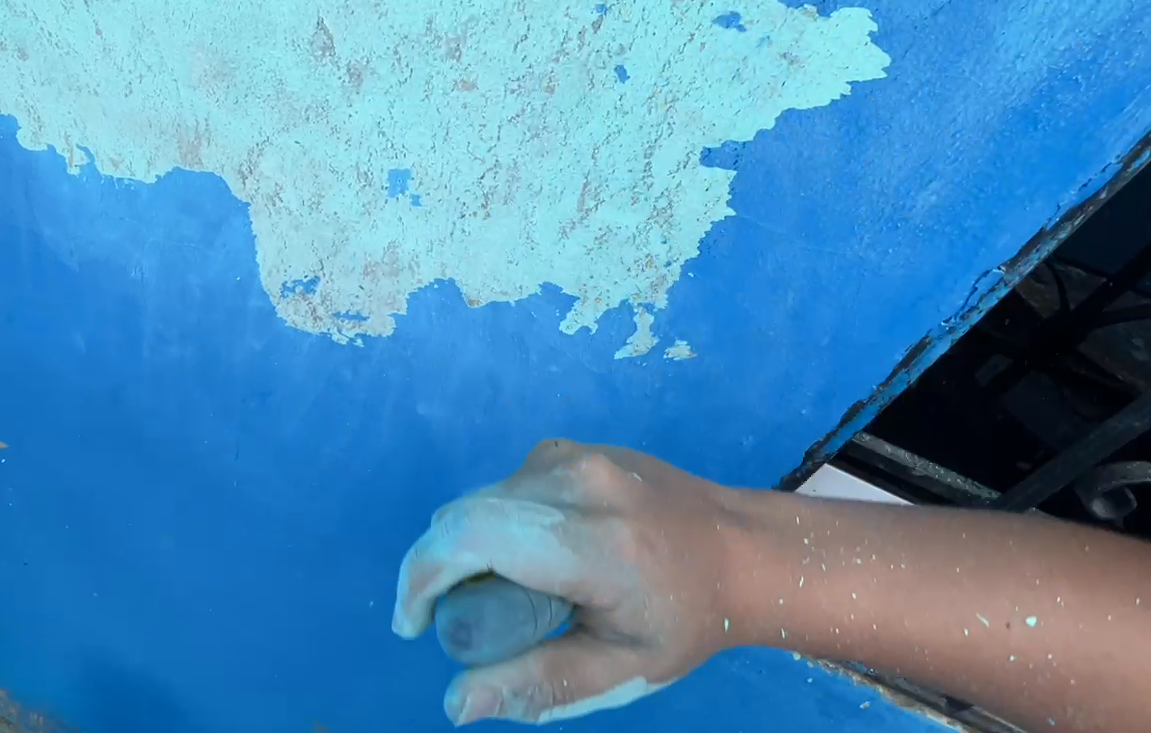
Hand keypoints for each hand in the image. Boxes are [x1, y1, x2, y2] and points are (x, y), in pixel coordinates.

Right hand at [392, 439, 762, 724]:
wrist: (738, 546)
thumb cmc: (684, 619)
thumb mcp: (619, 670)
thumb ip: (536, 684)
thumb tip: (455, 703)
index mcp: (593, 539)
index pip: (475, 535)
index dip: (423, 575)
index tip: (412, 625)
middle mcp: (576, 479)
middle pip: (466, 513)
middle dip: (437, 568)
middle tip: (453, 622)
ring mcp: (573, 453)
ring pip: (482, 497)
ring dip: (466, 545)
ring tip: (500, 593)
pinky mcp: (570, 447)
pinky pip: (507, 484)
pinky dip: (495, 521)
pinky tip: (527, 555)